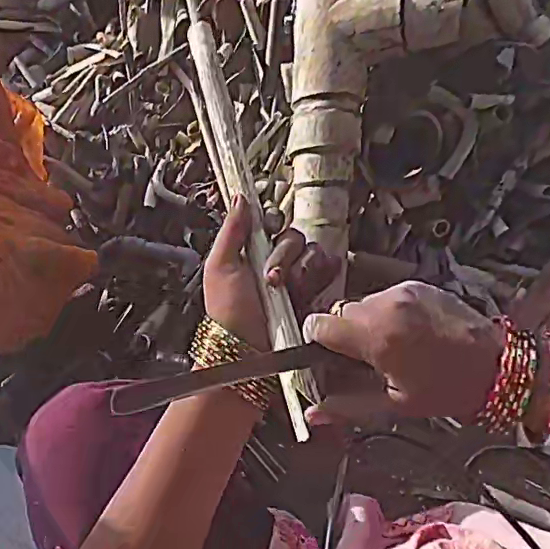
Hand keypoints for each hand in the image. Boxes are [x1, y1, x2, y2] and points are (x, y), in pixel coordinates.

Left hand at [203, 195, 338, 349]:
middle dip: (284, 255)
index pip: (272, 221)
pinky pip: (329, 272)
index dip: (273, 223)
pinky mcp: (317, 295)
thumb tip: (240, 197)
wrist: (248, 351)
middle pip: (295, 236)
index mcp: (253, 252)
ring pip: (314, 252)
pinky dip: (319, 280)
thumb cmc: (228, 314)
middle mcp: (277, 263)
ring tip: (287, 291)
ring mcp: (298, 279)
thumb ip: (231, 231)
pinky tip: (305, 295)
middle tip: (272, 278)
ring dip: (301, 270)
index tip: (268, 232)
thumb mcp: (220, 268)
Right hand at [301, 281, 502, 424]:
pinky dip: (387, 312)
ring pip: (361, 303)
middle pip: (338, 313)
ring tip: (391, 344)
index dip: (316, 340)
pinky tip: (407, 331)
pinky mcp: (416, 285)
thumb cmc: (448, 389)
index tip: (326, 355)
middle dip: (345, 334)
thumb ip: (347, 407)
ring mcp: (401, 292)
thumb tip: (311, 415)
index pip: (318, 324)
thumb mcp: (395, 405)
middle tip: (365, 357)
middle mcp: (384, 307)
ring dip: (366, 322)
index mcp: (376, 338)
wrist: (500, 364)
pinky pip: (384, 296)